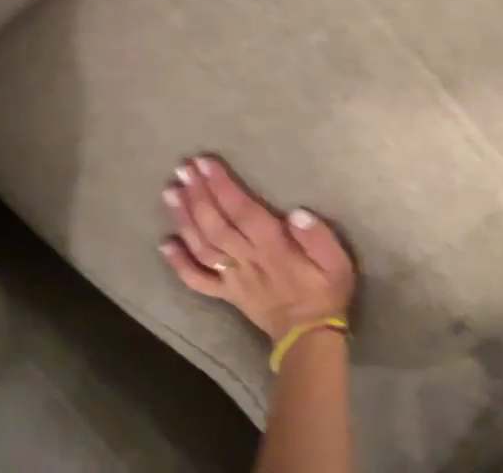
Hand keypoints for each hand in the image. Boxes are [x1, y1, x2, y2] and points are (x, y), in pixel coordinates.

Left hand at [160, 156, 356, 342]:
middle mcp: (247, 260)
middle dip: (198, 194)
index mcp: (273, 248)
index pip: (242, 211)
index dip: (222, 186)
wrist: (310, 338)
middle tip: (183, 169)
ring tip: (170, 193)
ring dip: (184, 219)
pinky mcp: (227, 294)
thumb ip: (318, 236)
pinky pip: (197, 280)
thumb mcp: (337, 262)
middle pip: (216, 224)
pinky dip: (178, 263)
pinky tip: (165, 244)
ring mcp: (233, 279)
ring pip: (202, 246)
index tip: (206, 164)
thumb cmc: (326, 292)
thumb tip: (296, 212)